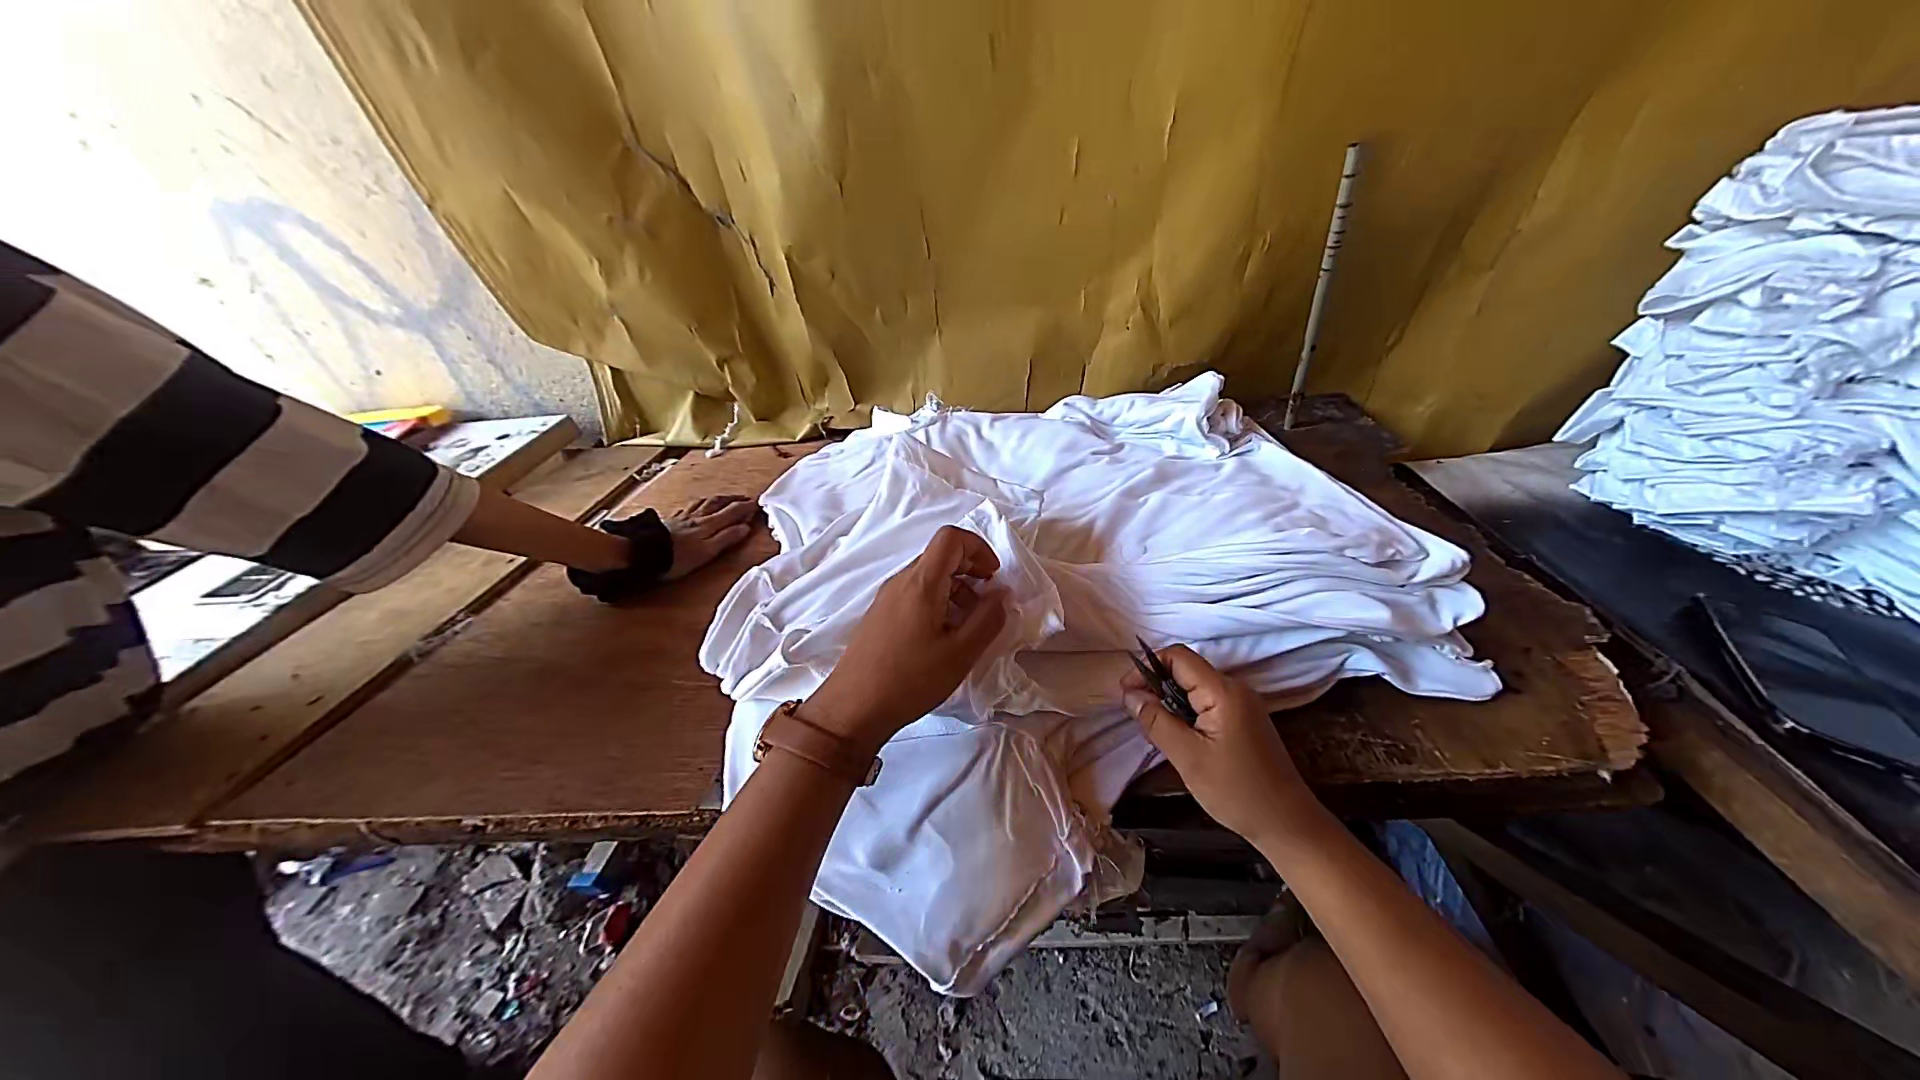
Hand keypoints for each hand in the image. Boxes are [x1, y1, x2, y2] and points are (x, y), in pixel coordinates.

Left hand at [663, 495, 757, 579]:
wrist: (644, 552)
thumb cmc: (678, 558)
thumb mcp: (707, 552)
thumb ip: (726, 538)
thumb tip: (745, 527)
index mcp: (709, 525)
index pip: (732, 512)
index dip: (745, 507)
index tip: (757, 505)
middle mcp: (698, 517)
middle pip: (719, 503)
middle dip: (735, 500)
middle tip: (746, 498)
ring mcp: (684, 517)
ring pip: (705, 502)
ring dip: (719, 498)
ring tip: (726, 498)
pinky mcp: (671, 519)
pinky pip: (690, 506)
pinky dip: (700, 503)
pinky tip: (698, 505)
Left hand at [800, 526, 1008, 753]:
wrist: (853, 708)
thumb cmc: (910, 680)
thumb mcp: (961, 653)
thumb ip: (988, 618)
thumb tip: (1001, 594)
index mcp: (921, 583)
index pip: (951, 538)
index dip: (978, 548)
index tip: (992, 577)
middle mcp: (900, 582)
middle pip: (939, 555)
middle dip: (970, 570)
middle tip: (986, 602)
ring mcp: (886, 598)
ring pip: (927, 576)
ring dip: (955, 589)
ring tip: (968, 624)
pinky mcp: (879, 616)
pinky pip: (913, 594)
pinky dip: (936, 602)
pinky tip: (942, 636)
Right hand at [1122, 646, 1332, 849]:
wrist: (1288, 823)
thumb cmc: (1237, 791)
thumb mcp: (1188, 757)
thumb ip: (1156, 721)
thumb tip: (1130, 695)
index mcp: (1224, 692)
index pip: (1178, 657)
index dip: (1148, 667)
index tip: (1127, 693)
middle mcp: (1236, 689)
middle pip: (1186, 670)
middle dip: (1156, 685)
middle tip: (1137, 713)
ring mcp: (1243, 704)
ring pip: (1195, 687)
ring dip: (1170, 700)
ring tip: (1154, 728)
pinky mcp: (1244, 719)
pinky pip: (1207, 702)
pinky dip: (1186, 712)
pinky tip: (1178, 736)